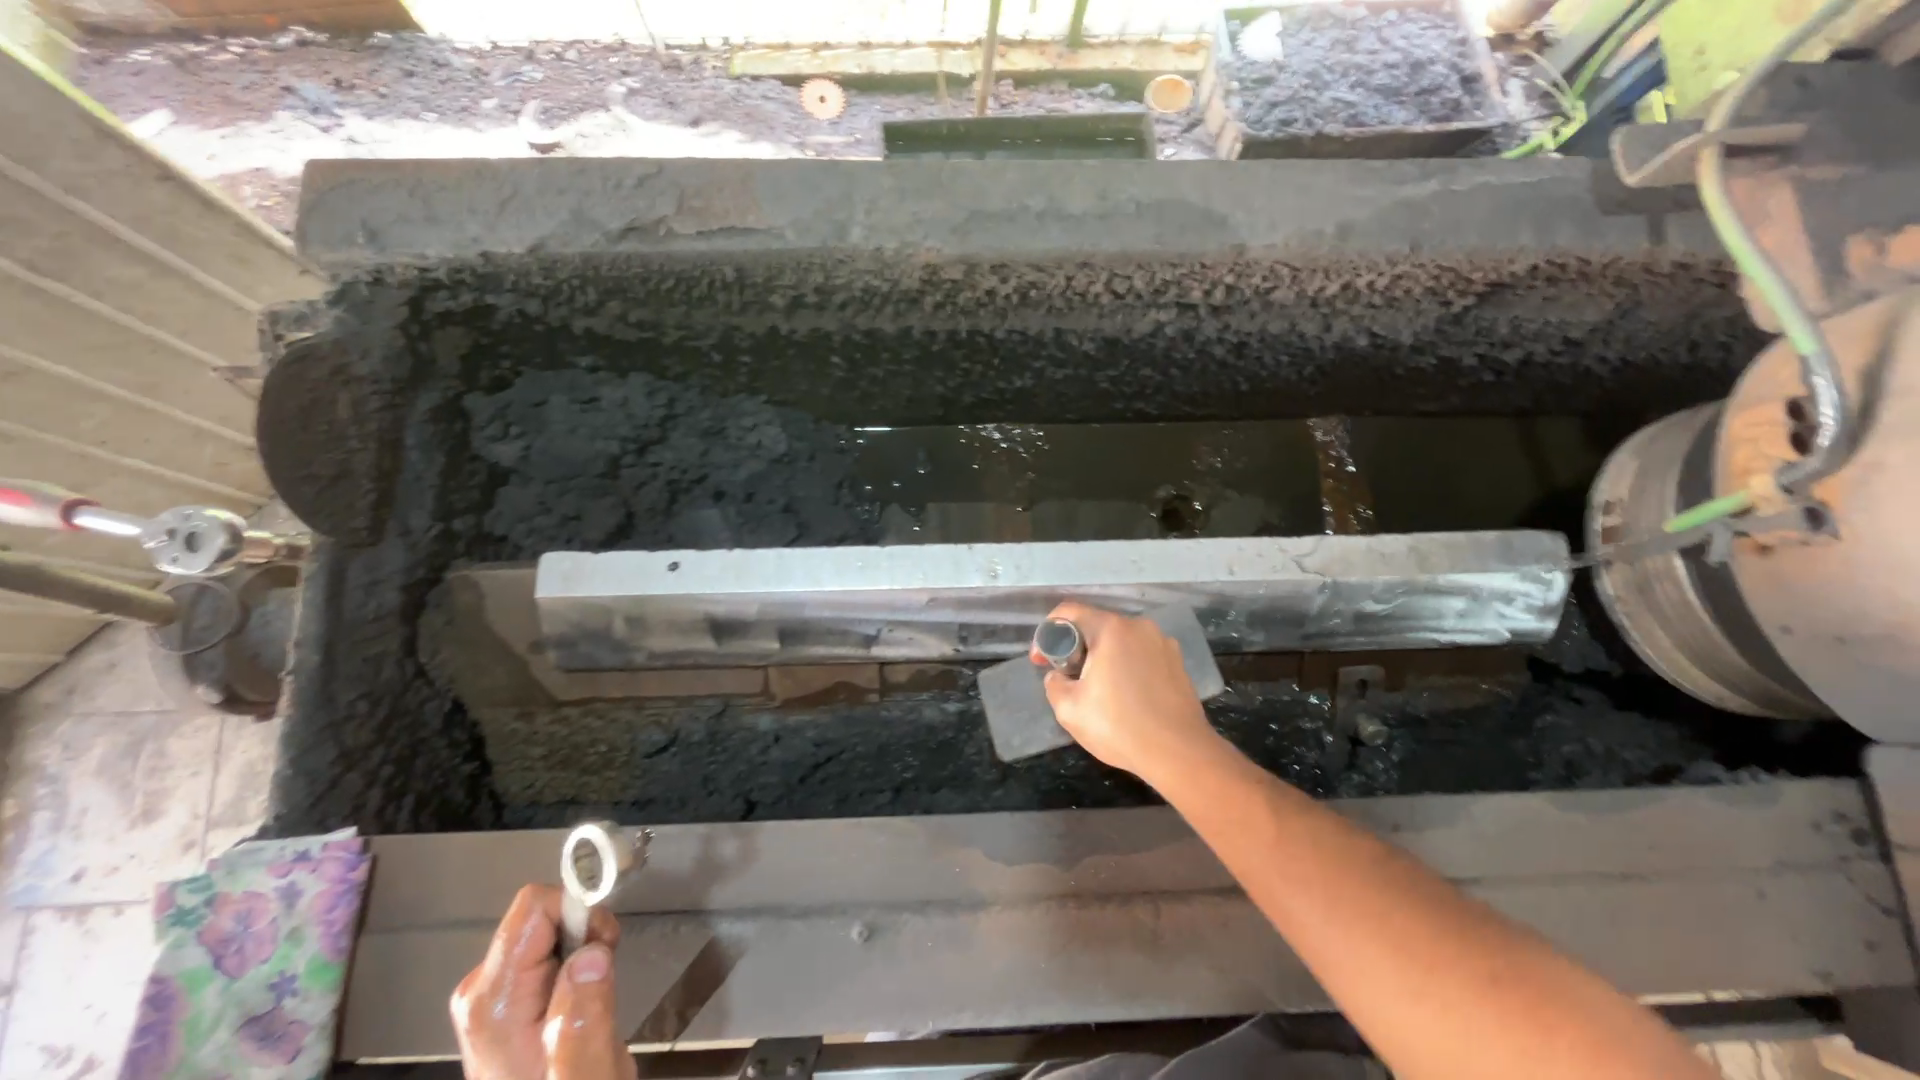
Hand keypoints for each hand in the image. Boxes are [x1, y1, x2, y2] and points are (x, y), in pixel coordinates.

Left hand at [450, 884, 637, 1079]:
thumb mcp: (588, 1077)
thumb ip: (585, 1019)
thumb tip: (591, 952)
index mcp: (493, 999)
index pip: (533, 908)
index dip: (580, 916)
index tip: (605, 952)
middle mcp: (480, 989)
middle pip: (539, 918)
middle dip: (584, 935)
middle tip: (605, 981)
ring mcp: (489, 997)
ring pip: (545, 935)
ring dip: (582, 954)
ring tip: (594, 1001)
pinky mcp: (503, 1002)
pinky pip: (545, 955)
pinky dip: (574, 966)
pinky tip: (581, 1004)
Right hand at [1033, 603, 1226, 782]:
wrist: (1178, 753)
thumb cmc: (1119, 727)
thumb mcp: (1069, 708)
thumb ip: (1054, 683)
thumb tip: (1059, 676)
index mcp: (1111, 629)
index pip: (1069, 612)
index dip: (1048, 633)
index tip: (1041, 661)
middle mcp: (1140, 627)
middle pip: (1096, 626)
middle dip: (1076, 648)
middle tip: (1067, 678)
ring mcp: (1163, 643)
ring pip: (1120, 642)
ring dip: (1103, 658)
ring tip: (1098, 691)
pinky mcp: (1178, 663)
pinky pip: (1141, 656)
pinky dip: (1127, 667)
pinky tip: (1126, 697)